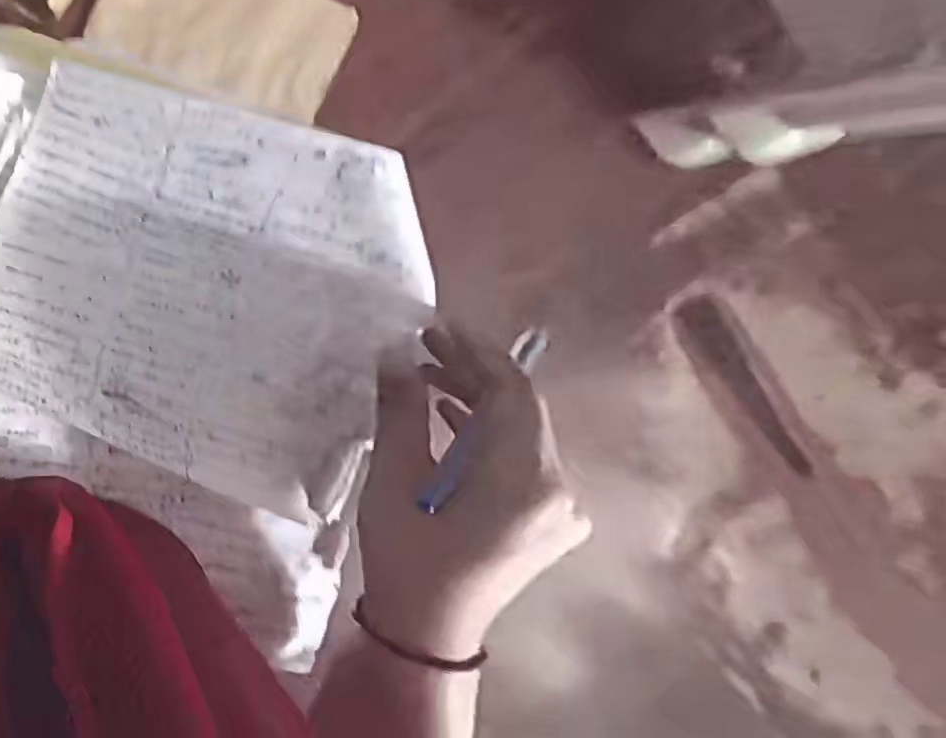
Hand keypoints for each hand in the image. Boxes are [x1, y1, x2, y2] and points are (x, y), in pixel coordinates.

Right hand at [356, 325, 591, 660]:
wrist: (428, 627)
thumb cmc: (408, 549)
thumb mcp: (395, 473)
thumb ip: (401, 409)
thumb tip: (393, 354)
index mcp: (528, 479)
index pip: (514, 394)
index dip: (476, 352)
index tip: (434, 326)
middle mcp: (559, 490)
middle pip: (520, 410)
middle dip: (472, 370)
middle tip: (420, 342)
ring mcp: (556, 509)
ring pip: (519, 431)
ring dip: (474, 397)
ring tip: (422, 372)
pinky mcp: (541, 519)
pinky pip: (519, 456)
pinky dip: (483, 428)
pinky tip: (445, 412)